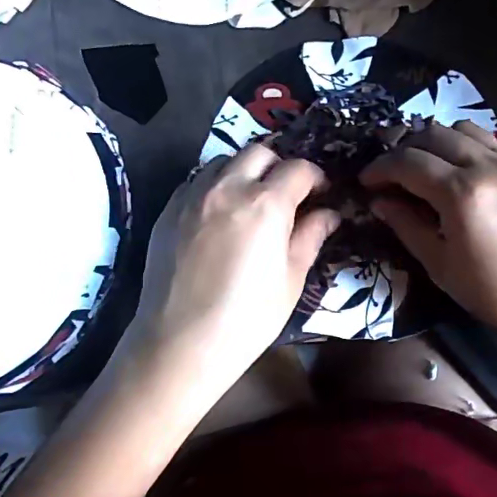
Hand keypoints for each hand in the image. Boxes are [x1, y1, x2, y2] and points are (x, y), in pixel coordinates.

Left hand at [132, 143, 338, 386]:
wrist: (181, 344)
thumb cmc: (248, 318)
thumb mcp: (291, 279)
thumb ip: (310, 236)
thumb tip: (328, 214)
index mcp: (266, 204)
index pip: (299, 169)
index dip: (316, 178)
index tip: (321, 194)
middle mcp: (228, 188)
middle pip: (260, 153)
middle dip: (279, 167)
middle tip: (287, 195)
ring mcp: (193, 196)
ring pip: (224, 161)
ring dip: (244, 172)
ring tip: (251, 201)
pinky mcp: (168, 211)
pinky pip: (196, 181)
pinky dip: (215, 187)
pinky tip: (220, 216)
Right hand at [360, 122, 496, 357]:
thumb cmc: (495, 293)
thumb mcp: (441, 266)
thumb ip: (407, 225)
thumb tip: (380, 201)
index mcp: (462, 194)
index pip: (408, 162)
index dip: (380, 168)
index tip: (366, 181)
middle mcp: (487, 166)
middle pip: (432, 135)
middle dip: (403, 150)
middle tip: (390, 175)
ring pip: (461, 129)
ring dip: (434, 142)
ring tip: (423, 169)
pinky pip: (488, 141)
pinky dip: (464, 146)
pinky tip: (457, 171)